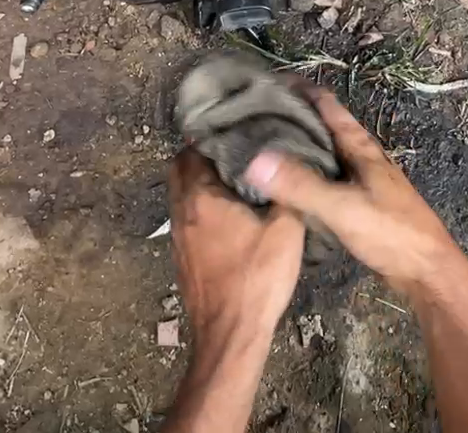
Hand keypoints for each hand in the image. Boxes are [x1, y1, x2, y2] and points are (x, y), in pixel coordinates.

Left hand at [169, 148, 306, 350]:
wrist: (230, 337)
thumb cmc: (258, 278)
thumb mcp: (287, 229)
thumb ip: (286, 190)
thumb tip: (290, 161)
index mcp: (201, 197)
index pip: (194, 150)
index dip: (215, 137)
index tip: (238, 130)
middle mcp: (182, 211)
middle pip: (180, 168)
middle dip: (203, 155)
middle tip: (234, 151)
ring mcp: (177, 237)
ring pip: (181, 193)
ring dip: (201, 182)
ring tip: (235, 179)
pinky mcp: (181, 257)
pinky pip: (186, 216)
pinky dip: (201, 206)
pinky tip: (229, 214)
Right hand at [242, 86, 467, 301]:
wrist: (428, 272)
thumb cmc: (390, 232)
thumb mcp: (342, 207)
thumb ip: (301, 185)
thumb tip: (255, 160)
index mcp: (361, 147)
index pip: (328, 104)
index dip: (301, 90)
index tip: (268, 83)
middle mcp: (363, 156)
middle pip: (326, 126)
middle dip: (297, 116)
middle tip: (258, 115)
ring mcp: (365, 179)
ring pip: (329, 152)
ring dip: (303, 144)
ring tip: (267, 145)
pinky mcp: (363, 202)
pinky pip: (330, 176)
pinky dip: (310, 172)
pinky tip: (292, 184)